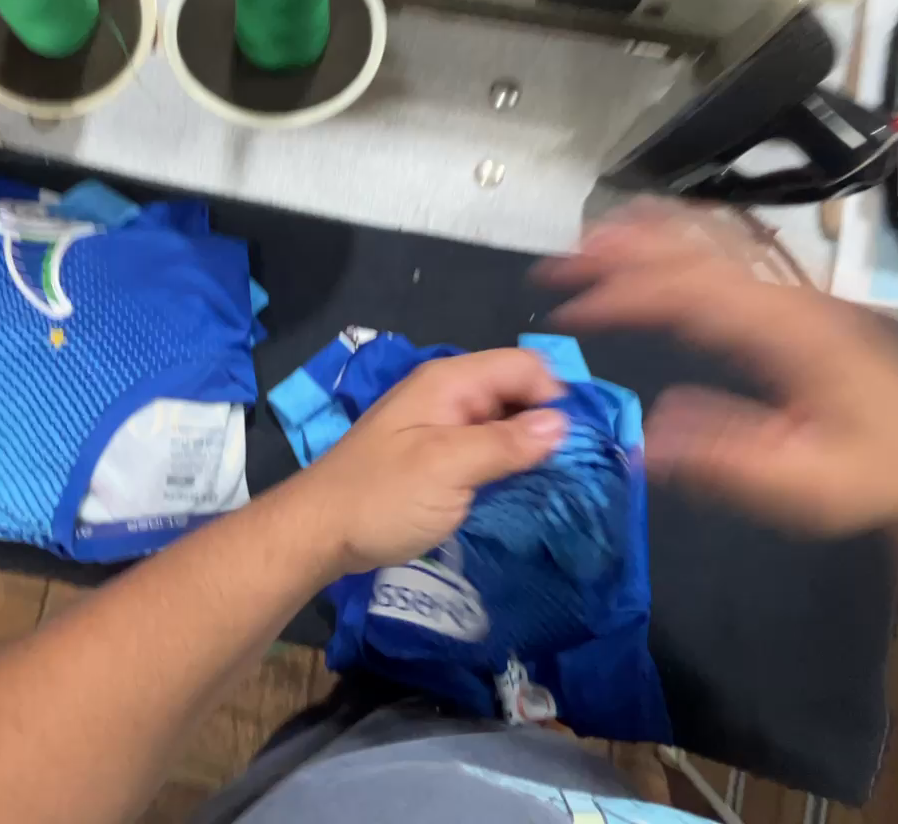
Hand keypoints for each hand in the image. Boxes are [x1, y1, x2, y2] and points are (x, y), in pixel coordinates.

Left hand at [281, 349, 569, 574]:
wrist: (321, 530)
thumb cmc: (381, 496)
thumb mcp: (447, 468)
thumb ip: (505, 443)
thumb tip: (562, 424)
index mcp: (450, 382)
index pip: (524, 366)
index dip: (555, 397)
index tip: (576, 446)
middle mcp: (449, 394)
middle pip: (516, 392)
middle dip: (547, 424)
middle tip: (574, 473)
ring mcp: (441, 425)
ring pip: (504, 422)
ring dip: (530, 448)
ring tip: (557, 486)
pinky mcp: (437, 455)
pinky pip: (486, 447)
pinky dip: (507, 464)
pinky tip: (522, 491)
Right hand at [537, 202, 897, 535]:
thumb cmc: (875, 479)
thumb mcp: (806, 488)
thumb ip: (727, 461)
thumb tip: (645, 436)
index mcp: (790, 335)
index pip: (691, 294)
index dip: (622, 295)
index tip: (569, 313)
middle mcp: (787, 299)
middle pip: (692, 252)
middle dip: (616, 252)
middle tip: (557, 266)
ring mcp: (788, 294)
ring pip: (707, 241)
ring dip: (640, 236)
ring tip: (583, 244)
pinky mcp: (783, 304)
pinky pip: (722, 253)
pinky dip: (673, 240)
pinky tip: (644, 242)